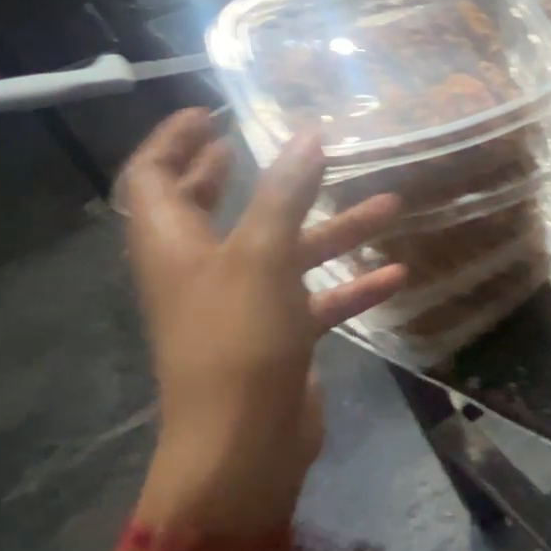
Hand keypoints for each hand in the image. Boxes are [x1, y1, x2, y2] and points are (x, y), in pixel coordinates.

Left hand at [124, 109, 405, 537]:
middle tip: (282, 147)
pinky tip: (396, 275)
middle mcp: (201, 269)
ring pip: (284, 253)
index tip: (211, 113)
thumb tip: (308, 136)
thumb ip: (284, 194)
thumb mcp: (261, 257)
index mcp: (173, 242)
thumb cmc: (238, 338)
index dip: (176, 140)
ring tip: (389, 204)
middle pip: (217, 210)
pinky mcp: (278, 338)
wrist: (245, 438)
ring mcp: (241, 306)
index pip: (154, 175)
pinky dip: (349, 285)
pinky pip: (314, 299)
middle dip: (252, 177)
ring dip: (331, 229)